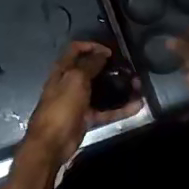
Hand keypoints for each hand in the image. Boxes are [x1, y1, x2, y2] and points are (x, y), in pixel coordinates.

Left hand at [20, 42, 140, 167]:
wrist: (52, 143)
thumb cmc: (61, 107)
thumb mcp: (75, 80)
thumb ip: (90, 64)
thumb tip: (102, 53)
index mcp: (63, 70)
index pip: (76, 49)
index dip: (92, 45)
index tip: (111, 52)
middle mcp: (70, 83)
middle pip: (91, 69)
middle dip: (110, 67)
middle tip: (127, 69)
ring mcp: (79, 101)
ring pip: (102, 90)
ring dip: (119, 87)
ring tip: (136, 86)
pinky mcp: (87, 117)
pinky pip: (107, 110)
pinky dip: (121, 109)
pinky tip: (137, 106)